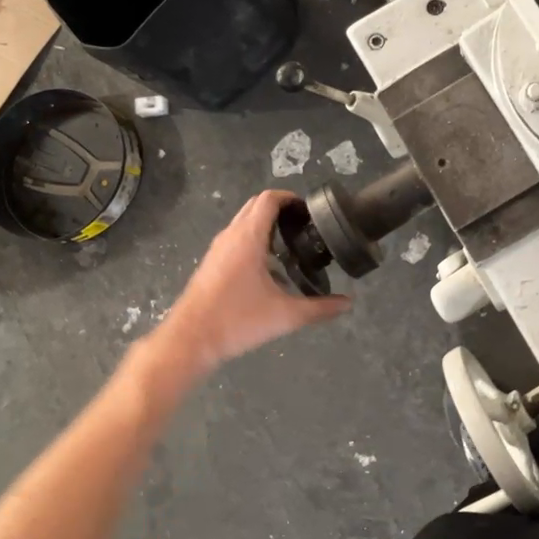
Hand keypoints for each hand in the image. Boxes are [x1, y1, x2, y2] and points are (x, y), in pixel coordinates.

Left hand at [159, 191, 351, 370]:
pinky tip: (269, 268)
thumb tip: (348, 303)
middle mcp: (231, 235)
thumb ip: (320, 308)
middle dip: (280, 209)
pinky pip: (236, 238)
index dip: (291, 198)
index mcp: (249, 237)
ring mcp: (218, 248)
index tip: (310, 211)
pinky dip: (254, 239)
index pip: (269, 199)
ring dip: (266, 224)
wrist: (189, 340)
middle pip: (256, 205)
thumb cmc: (236, 320)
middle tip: (304, 226)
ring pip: (244, 222)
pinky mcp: (211, 263)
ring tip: (291, 244)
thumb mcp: (285, 316)